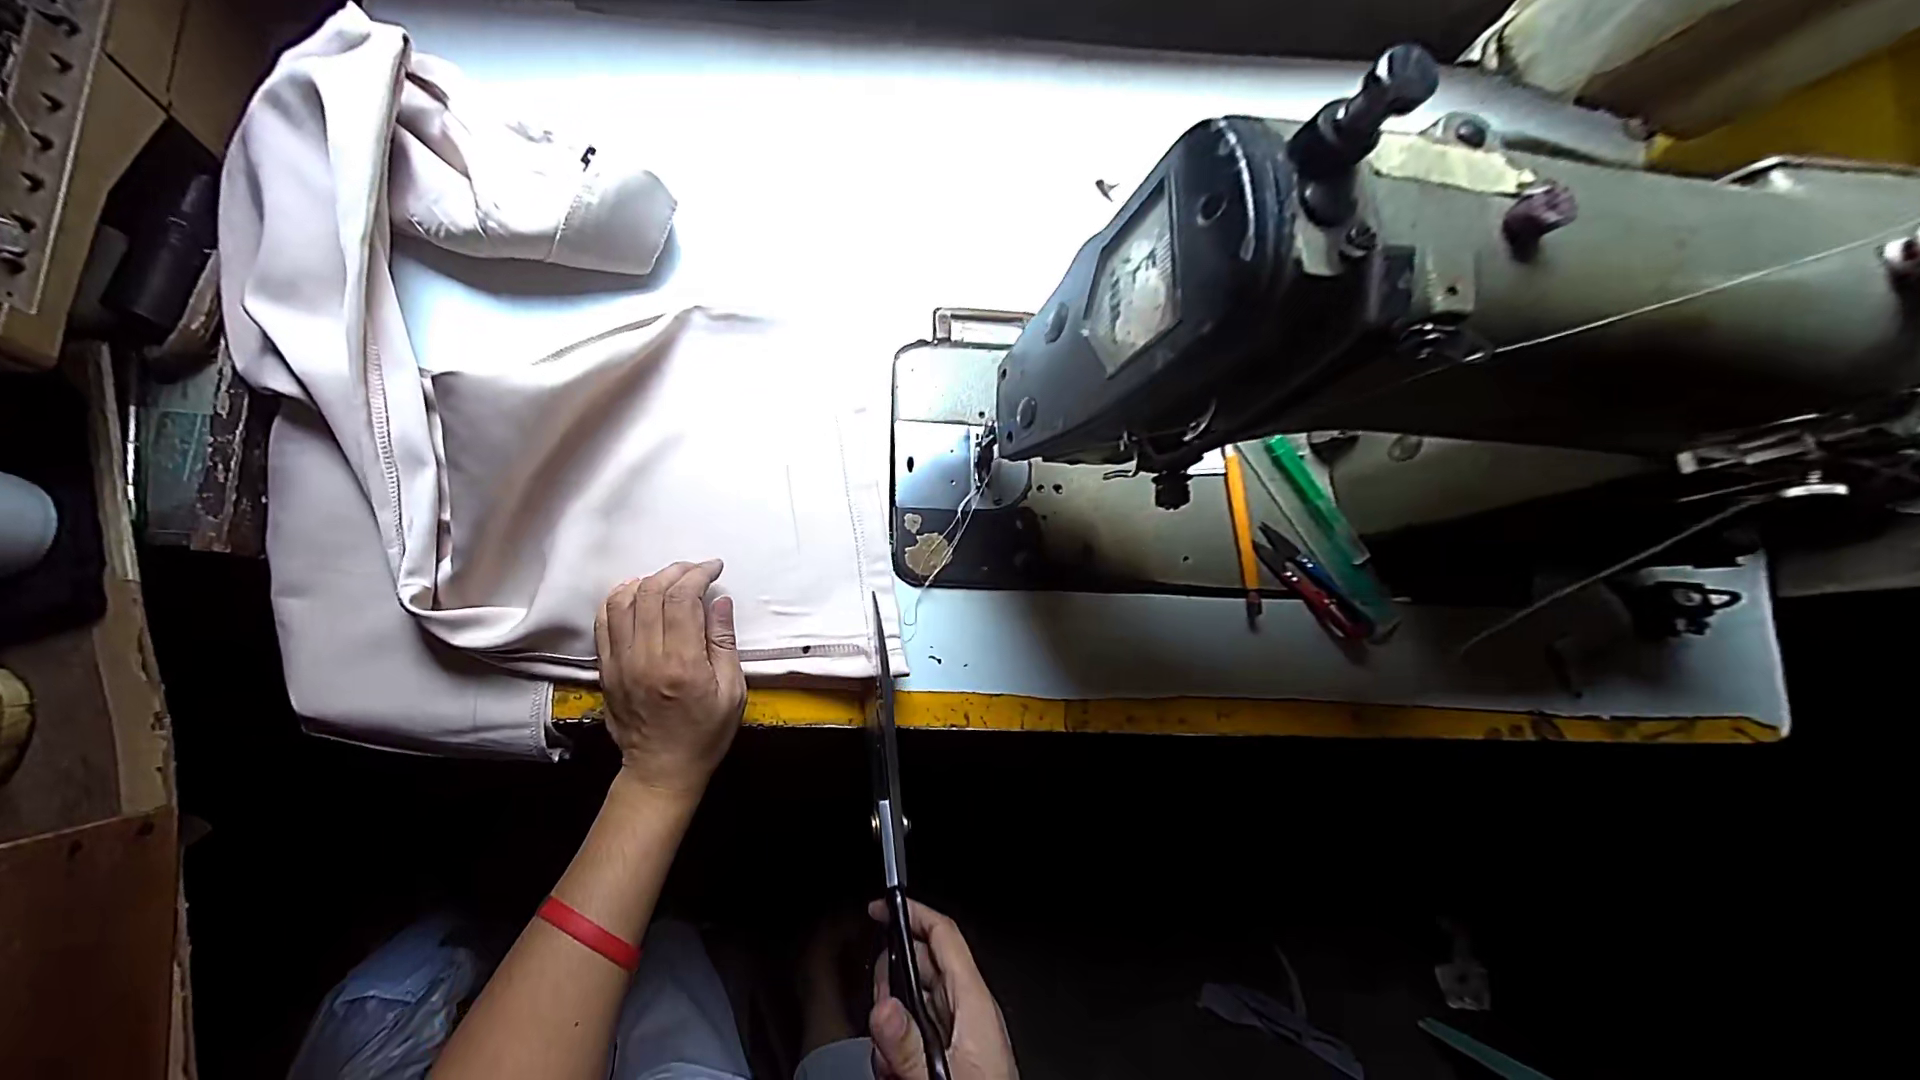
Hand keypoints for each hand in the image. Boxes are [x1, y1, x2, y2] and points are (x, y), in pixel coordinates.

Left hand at [594, 560, 746, 795]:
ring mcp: (620, 663)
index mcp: (681, 664)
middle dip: (677, 572)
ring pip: (623, 601)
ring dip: (648, 580)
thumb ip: (724, 642)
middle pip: (652, 593)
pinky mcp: (606, 669)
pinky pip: (604, 621)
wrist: (662, 769)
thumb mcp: (732, 691)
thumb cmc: (706, 732)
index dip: (698, 574)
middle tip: (696, 570)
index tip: (714, 568)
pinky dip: (619, 598)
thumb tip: (720, 601)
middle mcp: (645, 658)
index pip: (682, 599)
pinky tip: (637, 593)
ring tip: (669, 579)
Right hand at [868, 899, 1017, 1079]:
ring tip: (888, 1052)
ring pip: (917, 998)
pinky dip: (902, 1037)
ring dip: (894, 1015)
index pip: (944, 934)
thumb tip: (883, 1007)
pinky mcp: (956, 1051)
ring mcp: (963, 1030)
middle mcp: (971, 1009)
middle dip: (892, 976)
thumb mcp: (941, 1075)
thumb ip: (909, 1044)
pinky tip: (895, 1066)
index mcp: (975, 1000)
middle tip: (876, 1004)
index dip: (913, 913)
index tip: (883, 907)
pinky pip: (922, 1027)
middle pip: (924, 964)